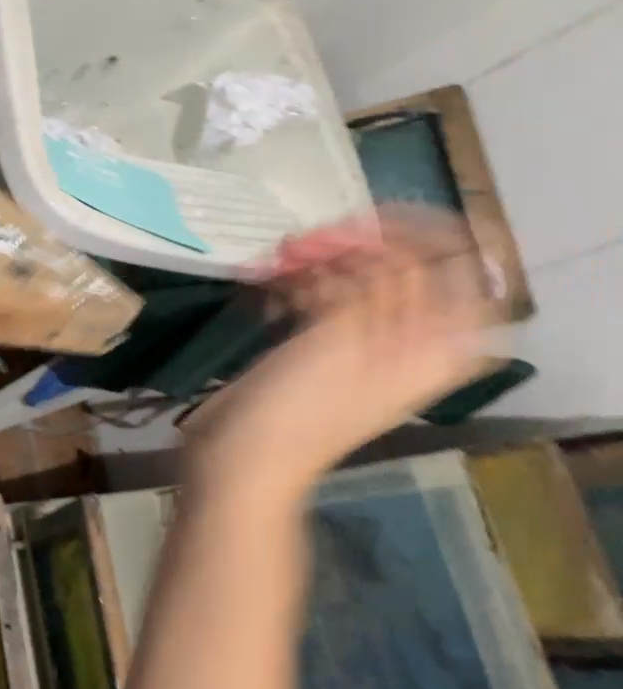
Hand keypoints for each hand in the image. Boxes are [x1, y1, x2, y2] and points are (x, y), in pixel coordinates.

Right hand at [185, 210, 494, 493]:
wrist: (242, 463)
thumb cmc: (297, 410)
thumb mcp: (342, 340)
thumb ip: (369, 284)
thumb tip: (369, 240)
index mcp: (438, 341)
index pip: (445, 261)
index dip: (401, 234)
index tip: (345, 225)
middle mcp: (408, 337)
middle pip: (393, 266)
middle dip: (344, 246)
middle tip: (293, 244)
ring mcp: (359, 344)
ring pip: (347, 280)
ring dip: (310, 263)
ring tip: (269, 261)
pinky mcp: (313, 351)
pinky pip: (314, 300)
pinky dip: (290, 286)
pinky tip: (261, 285)